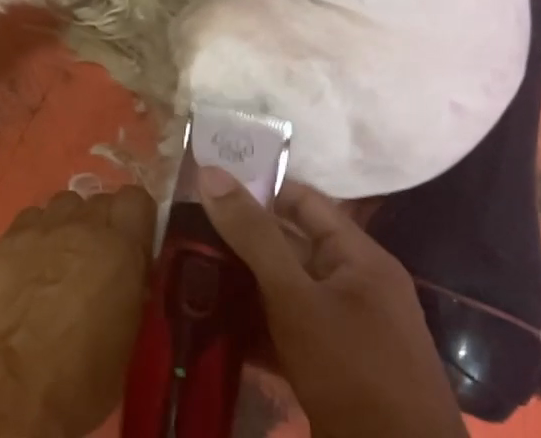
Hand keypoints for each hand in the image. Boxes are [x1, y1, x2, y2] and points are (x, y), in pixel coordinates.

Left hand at [0, 188, 156, 437]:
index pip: (136, 199)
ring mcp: (39, 227)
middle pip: (99, 199)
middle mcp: (80, 225)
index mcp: (120, 248)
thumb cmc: (85, 372)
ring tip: (65, 258)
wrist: (17, 378)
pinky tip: (34, 262)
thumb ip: (131, 287)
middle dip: (105, 223)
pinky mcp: (7, 237)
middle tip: (101, 258)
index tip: (137, 242)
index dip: (138, 219)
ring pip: (63, 204)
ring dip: (70, 224)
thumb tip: (128, 275)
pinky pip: (32, 218)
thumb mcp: (130, 334)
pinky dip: (39, 233)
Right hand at [197, 168, 467, 437]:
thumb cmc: (352, 369)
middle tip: (180, 228)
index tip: (202, 183)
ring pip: (279, 287)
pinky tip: (206, 319)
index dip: (256, 186)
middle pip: (287, 244)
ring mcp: (342, 328)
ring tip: (183, 269)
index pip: (303, 201)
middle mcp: (354, 287)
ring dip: (236, 280)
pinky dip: (248, 321)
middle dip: (235, 237)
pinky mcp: (328, 363)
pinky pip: (281, 326)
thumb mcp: (295, 296)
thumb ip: (253, 234)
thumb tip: (210, 171)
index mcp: (360, 260)